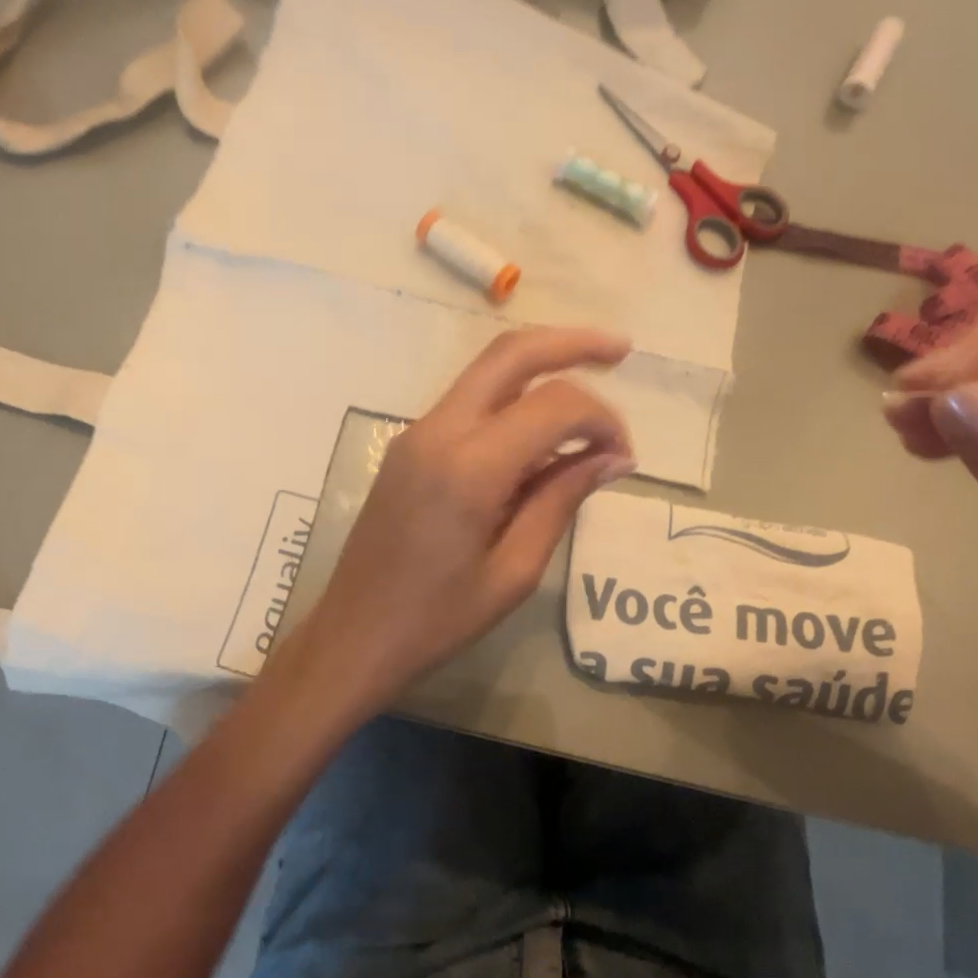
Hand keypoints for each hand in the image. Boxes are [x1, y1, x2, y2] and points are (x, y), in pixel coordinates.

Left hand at [268, 327, 636, 715]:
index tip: (624, 456)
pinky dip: (513, 402)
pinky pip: (469, 404)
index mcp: (468, 469)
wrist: (353, 634)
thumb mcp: (514, 572)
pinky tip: (543, 438)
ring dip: (541, 370)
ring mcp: (416, 434)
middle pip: (510, 354)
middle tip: (622, 350)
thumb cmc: (437, 619)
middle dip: (571, 343)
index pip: (553, 405)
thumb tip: (613, 457)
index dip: (602, 419)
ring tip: (589, 402)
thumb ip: (561, 501)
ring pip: (487, 372)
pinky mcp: (408, 446)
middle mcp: (438, 432)